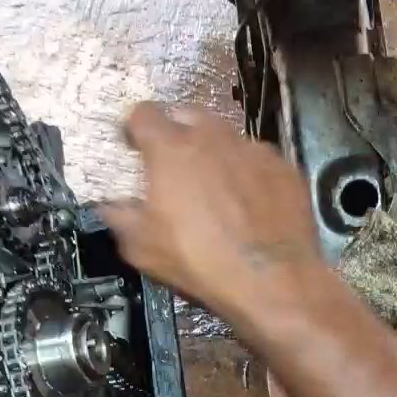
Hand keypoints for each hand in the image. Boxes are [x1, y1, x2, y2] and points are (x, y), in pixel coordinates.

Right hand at [99, 103, 329, 334]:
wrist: (274, 283)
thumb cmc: (202, 264)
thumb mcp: (142, 249)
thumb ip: (119, 217)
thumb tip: (110, 206)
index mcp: (171, 148)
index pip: (143, 114)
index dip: (135, 128)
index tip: (135, 147)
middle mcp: (214, 137)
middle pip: (188, 116)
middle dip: (177, 134)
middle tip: (176, 167)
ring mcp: (255, 150)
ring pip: (228, 138)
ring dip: (216, 154)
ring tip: (217, 190)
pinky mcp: (286, 169)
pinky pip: (260, 161)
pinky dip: (250, 174)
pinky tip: (252, 204)